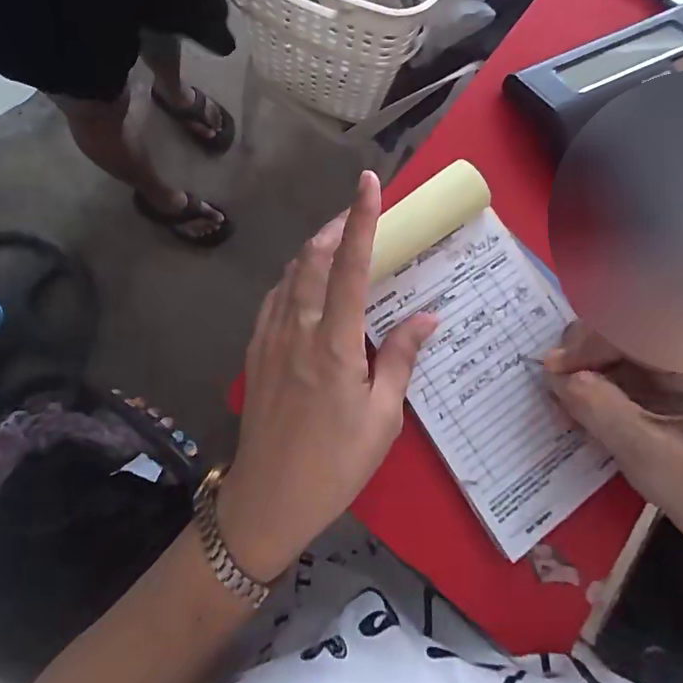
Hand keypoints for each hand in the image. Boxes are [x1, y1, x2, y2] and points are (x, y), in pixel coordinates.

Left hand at [222, 171, 437, 580]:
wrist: (267, 499)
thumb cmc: (335, 463)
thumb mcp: (383, 417)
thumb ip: (402, 359)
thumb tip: (427, 317)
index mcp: (335, 343)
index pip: (351, 265)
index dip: (361, 219)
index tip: (368, 183)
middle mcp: (298, 328)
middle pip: (312, 258)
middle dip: (335, 226)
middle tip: (356, 212)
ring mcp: (270, 338)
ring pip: (289, 275)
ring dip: (313, 250)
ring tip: (335, 242)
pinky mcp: (255, 352)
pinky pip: (274, 299)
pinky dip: (293, 279)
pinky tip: (305, 286)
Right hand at [543, 322, 682, 557]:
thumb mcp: (647, 456)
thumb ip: (602, 411)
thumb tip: (556, 376)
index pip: (642, 330)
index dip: (595, 341)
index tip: (556, 368)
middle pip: (627, 328)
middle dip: (585, 349)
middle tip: (554, 378)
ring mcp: (676, 367)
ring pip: (616, 343)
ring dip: (583, 365)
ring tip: (561, 398)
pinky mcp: (661, 380)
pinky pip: (617, 364)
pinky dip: (590, 380)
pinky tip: (575, 405)